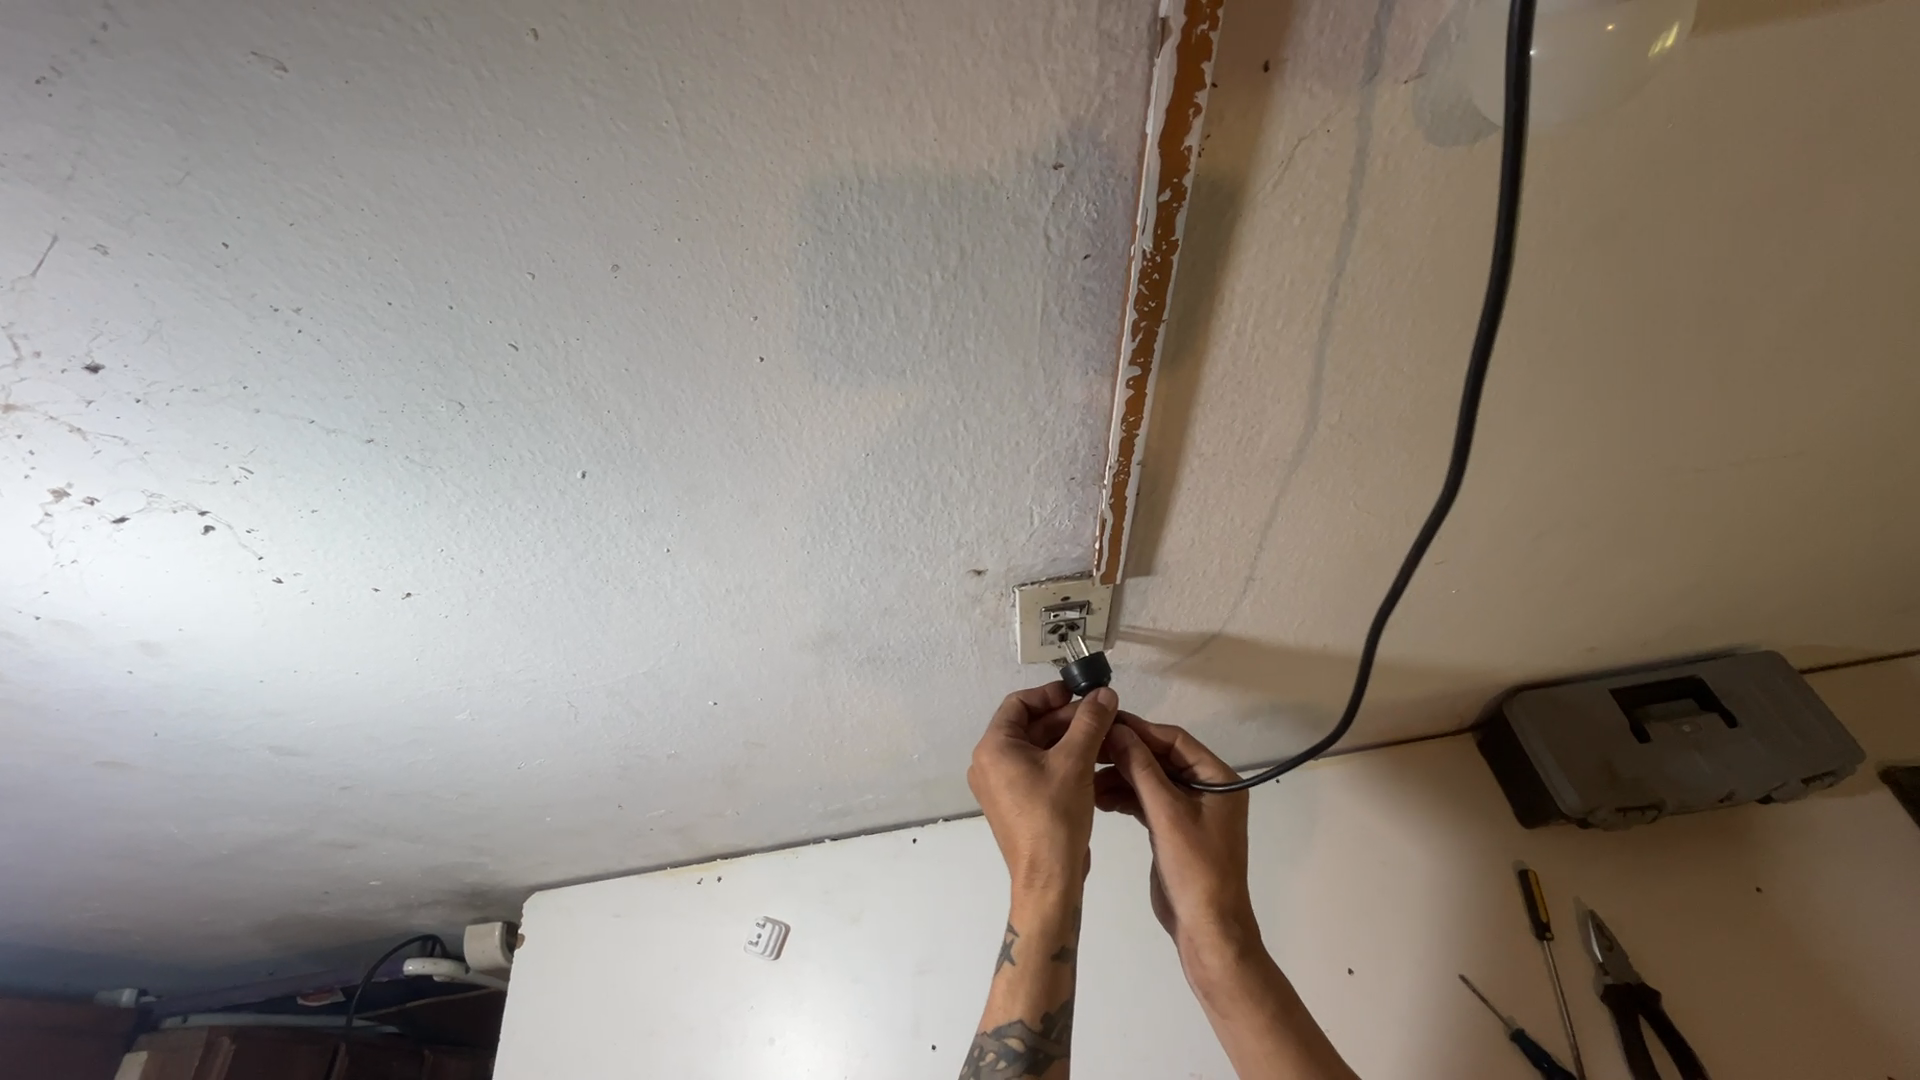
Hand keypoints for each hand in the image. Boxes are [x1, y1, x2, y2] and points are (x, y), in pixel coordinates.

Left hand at [968, 683, 1121, 896]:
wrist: (1049, 878)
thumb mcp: (1075, 761)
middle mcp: (989, 763)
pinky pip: (1038, 769)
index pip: (1019, 703)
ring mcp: (1000, 785)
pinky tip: (1094, 762)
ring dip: (1069, 740)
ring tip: (1104, 737)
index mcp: (993, 747)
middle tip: (1101, 716)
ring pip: (1037, 748)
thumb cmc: (1055, 815)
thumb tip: (1104, 693)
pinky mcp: (1016, 803)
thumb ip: (1090, 722)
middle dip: (1066, 719)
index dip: (1050, 694)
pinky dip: (1062, 761)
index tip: (1080, 693)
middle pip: (1030, 725)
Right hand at [1094, 716, 1255, 949]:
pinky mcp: (1174, 828)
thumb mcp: (1166, 812)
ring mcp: (1190, 809)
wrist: (1206, 928)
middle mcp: (1207, 788)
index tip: (1105, 722)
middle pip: (1161, 758)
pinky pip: (1147, 801)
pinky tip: (1097, 799)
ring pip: (1150, 780)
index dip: (1140, 729)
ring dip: (1121, 777)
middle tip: (1090, 748)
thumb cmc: (1195, 866)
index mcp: (1218, 778)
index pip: (1175, 740)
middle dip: (1126, 755)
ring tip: (1086, 778)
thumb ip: (1141, 768)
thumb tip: (1118, 730)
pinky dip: (1124, 798)